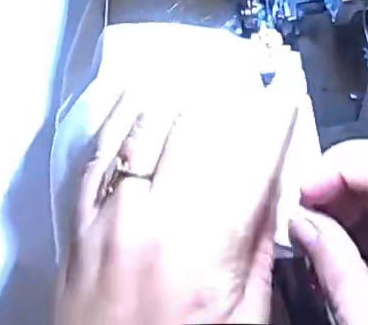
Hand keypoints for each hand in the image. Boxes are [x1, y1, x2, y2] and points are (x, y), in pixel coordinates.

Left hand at [58, 80, 299, 324]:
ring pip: (144, 131)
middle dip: (230, 94)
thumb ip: (257, 244)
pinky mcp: (78, 234)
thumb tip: (274, 183)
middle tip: (250, 73)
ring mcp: (110, 224)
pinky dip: (118, 120)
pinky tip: (136, 96)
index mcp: (205, 250)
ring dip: (178, 92)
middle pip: (198, 130)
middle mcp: (154, 225)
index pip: (253, 157)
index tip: (288, 86)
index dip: (276, 114)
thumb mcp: (245, 317)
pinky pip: (95, 159)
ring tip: (201, 68)